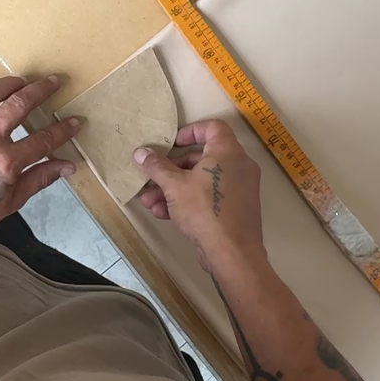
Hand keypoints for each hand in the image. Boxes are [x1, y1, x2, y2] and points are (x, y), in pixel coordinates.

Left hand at [0, 75, 79, 242]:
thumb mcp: (13, 201)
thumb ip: (41, 178)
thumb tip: (69, 166)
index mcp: (6, 162)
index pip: (43, 140)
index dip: (63, 129)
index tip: (75, 120)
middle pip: (18, 105)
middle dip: (40, 90)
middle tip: (54, 81)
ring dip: (8, 84)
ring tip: (22, 80)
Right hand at [135, 120, 264, 274]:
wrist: (232, 253)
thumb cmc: (205, 210)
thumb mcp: (174, 185)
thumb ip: (156, 166)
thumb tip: (141, 152)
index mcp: (228, 152)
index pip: (212, 127)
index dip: (190, 131)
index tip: (171, 144)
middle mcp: (238, 166)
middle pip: (200, 158)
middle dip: (170, 169)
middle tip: (151, 177)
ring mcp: (238, 189)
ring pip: (201, 180)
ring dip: (172, 189)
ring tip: (150, 201)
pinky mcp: (234, 209)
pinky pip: (208, 196)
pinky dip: (187, 201)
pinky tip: (163, 213)